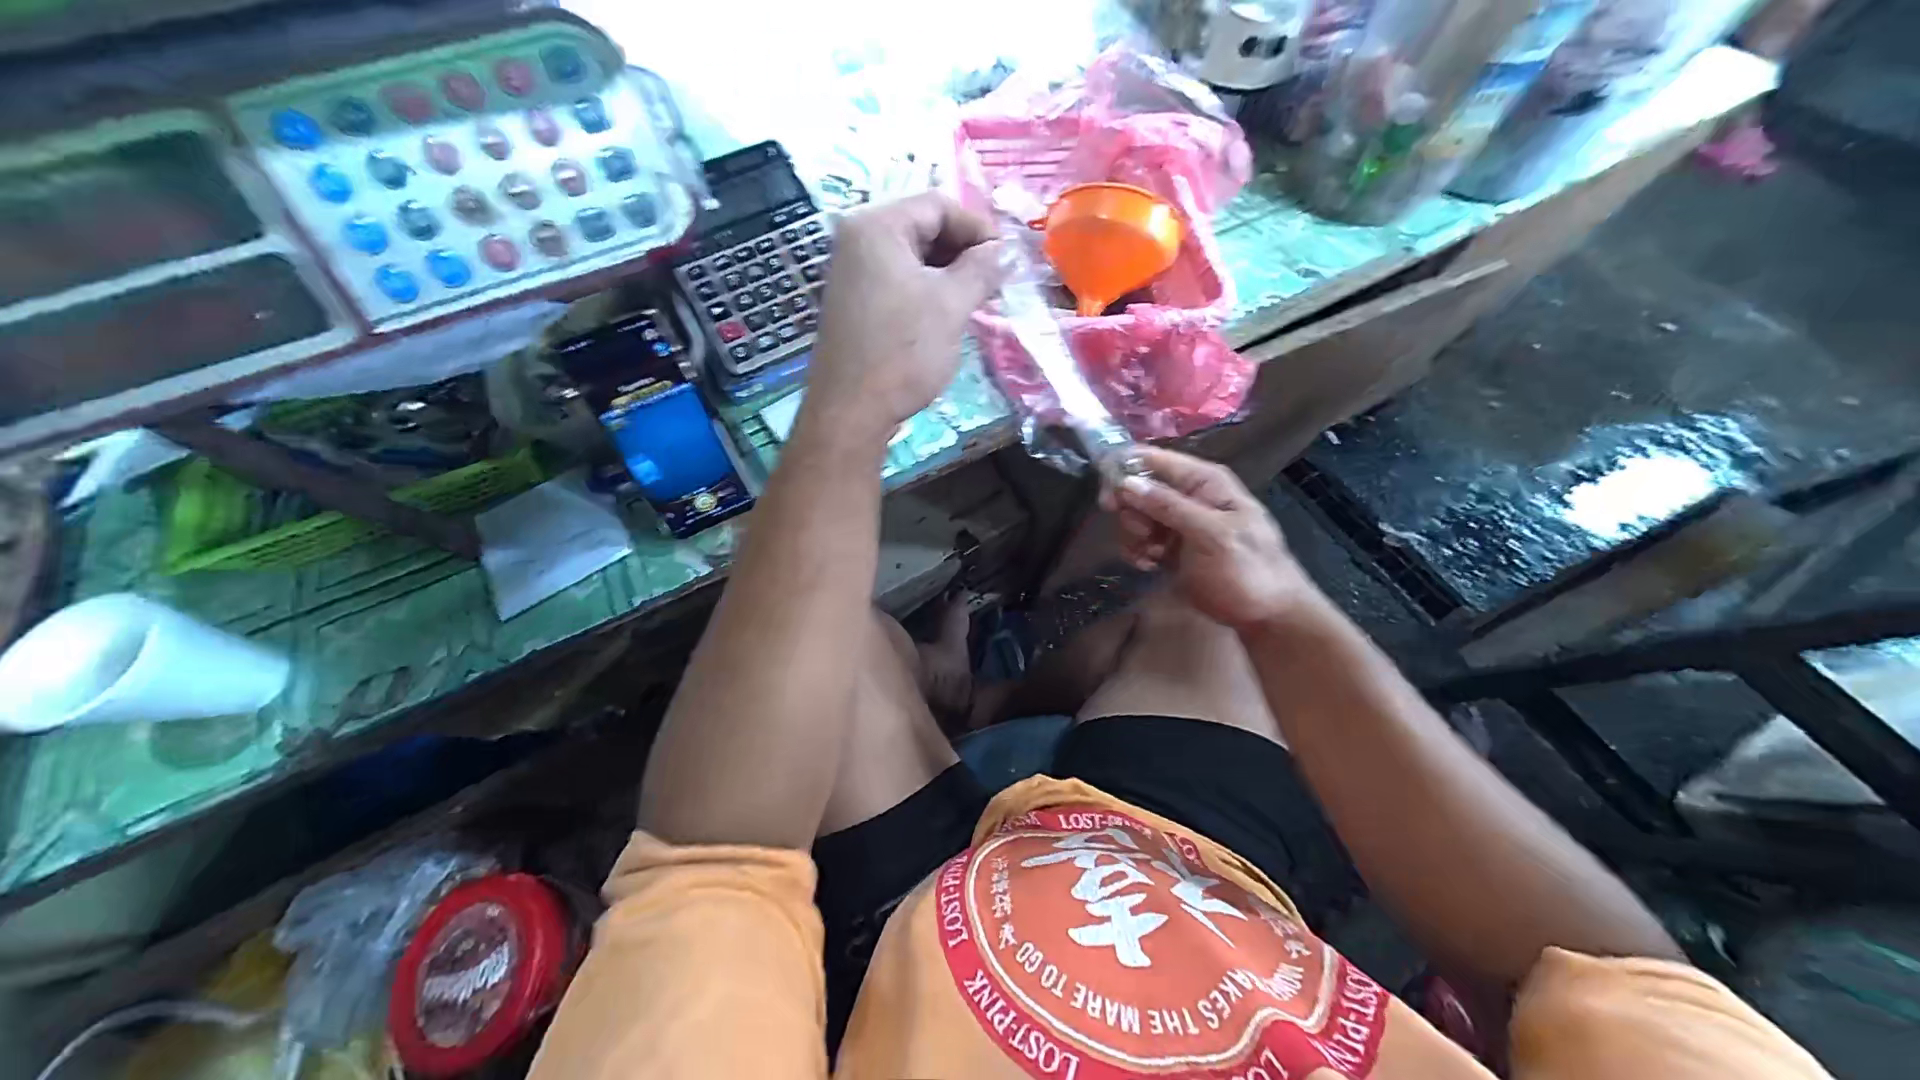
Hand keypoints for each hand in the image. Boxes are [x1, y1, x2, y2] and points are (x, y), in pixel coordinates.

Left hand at [805, 193, 1006, 436]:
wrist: (851, 411)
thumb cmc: (902, 351)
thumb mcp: (951, 305)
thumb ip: (982, 269)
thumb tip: (1003, 251)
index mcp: (876, 226)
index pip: (938, 205)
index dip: (978, 227)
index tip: (1006, 258)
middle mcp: (856, 240)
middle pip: (923, 228)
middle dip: (964, 251)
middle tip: (994, 281)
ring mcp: (850, 273)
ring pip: (912, 258)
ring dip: (948, 273)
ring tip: (978, 300)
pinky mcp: (854, 303)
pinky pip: (897, 281)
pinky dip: (926, 290)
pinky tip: (948, 315)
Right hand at [1102, 447, 1324, 630]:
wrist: (1268, 615)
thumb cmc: (1249, 569)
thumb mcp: (1211, 535)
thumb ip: (1169, 506)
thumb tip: (1126, 483)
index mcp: (1203, 481)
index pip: (1154, 459)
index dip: (1125, 471)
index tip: (1108, 497)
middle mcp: (1188, 496)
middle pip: (1137, 488)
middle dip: (1131, 512)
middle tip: (1143, 534)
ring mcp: (1178, 523)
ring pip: (1135, 515)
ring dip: (1133, 536)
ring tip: (1150, 555)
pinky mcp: (1170, 548)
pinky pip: (1140, 540)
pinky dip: (1138, 552)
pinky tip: (1149, 566)